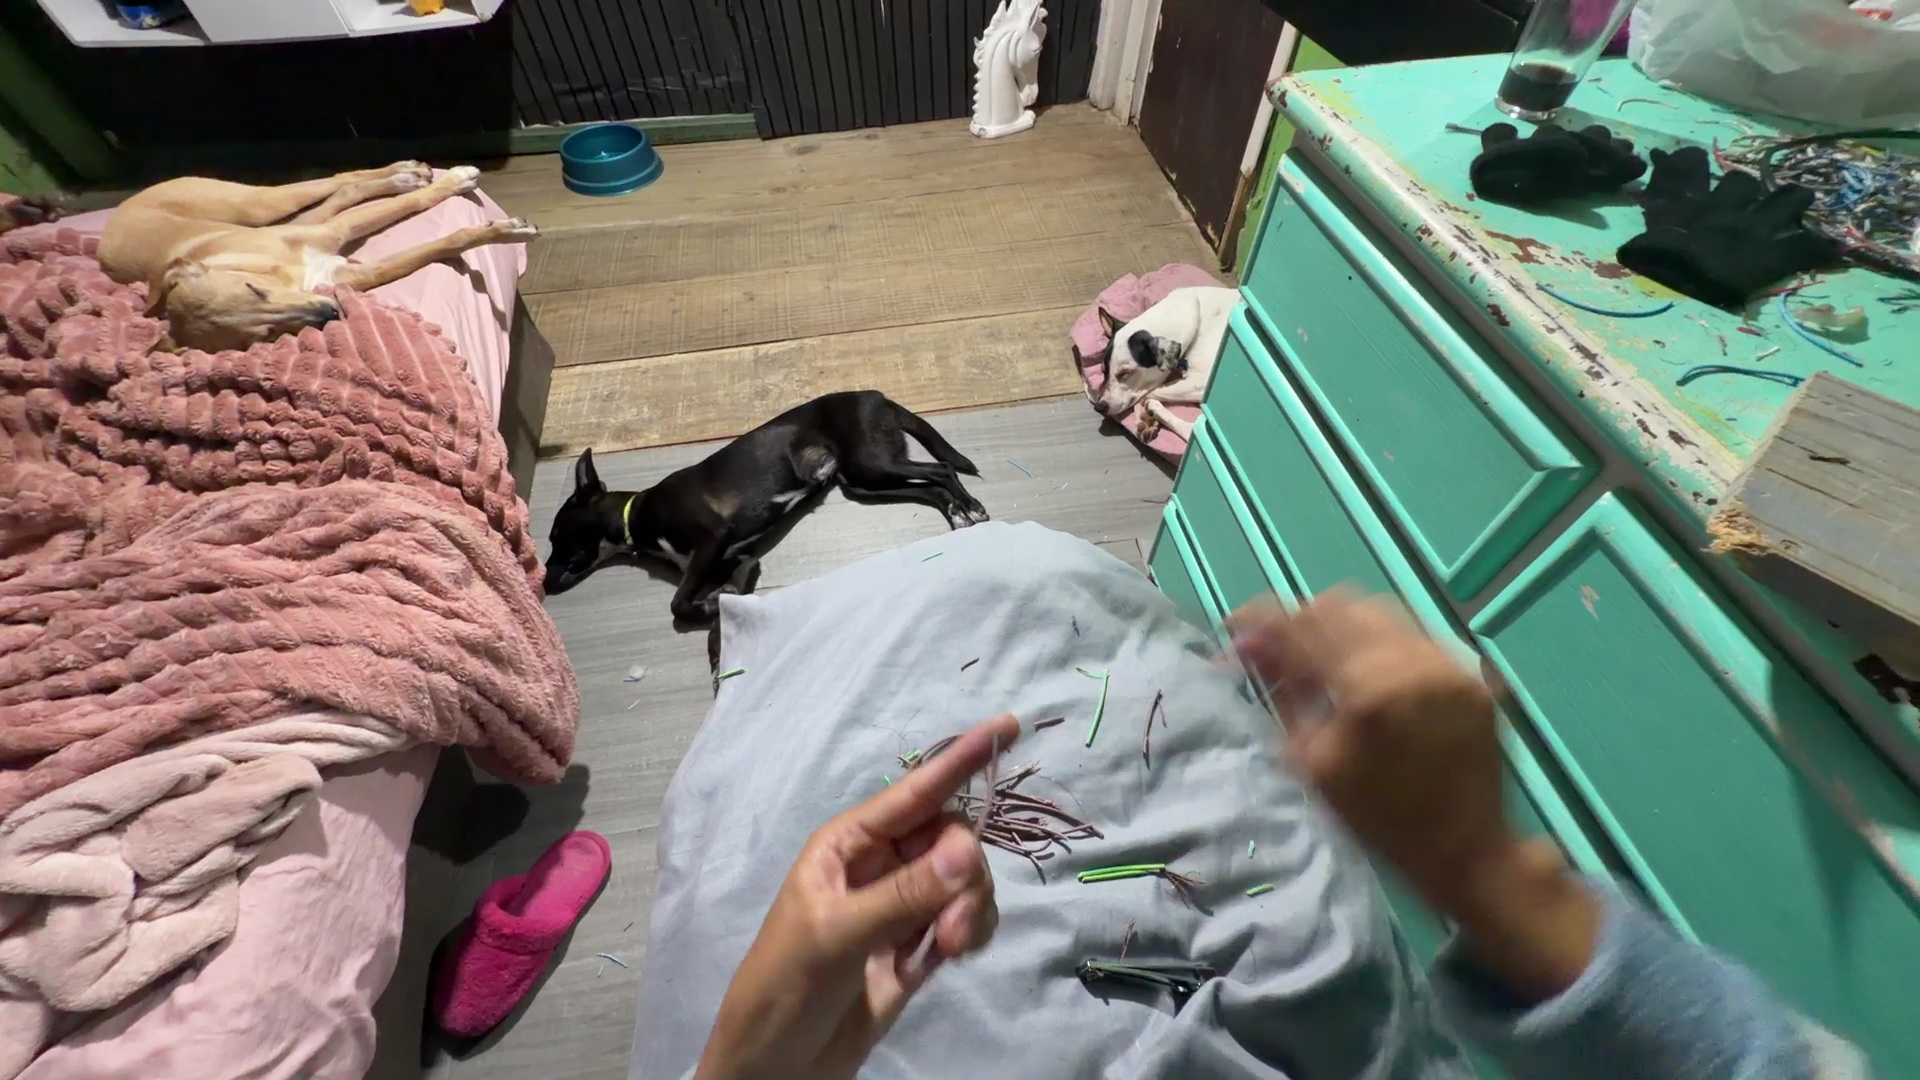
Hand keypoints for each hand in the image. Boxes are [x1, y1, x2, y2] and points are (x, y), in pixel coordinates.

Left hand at [694, 713, 1016, 1079]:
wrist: (778, 1067)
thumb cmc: (786, 985)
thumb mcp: (837, 935)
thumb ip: (904, 894)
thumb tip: (968, 852)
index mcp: (852, 841)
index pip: (916, 790)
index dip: (961, 757)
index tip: (1008, 726)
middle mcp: (884, 860)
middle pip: (952, 838)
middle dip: (964, 874)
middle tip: (953, 929)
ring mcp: (905, 900)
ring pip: (966, 877)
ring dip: (971, 907)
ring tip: (950, 949)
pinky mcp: (922, 939)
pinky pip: (967, 915)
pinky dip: (973, 928)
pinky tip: (956, 953)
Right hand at [1226, 591, 1598, 1000]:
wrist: (1467, 847)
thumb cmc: (1377, 815)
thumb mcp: (1312, 759)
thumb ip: (1284, 691)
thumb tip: (1250, 647)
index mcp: (1366, 690)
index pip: (1301, 626)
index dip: (1260, 620)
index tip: (1236, 625)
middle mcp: (1410, 663)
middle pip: (1337, 605)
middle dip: (1298, 618)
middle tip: (1278, 643)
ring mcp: (1445, 663)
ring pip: (1375, 608)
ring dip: (1337, 622)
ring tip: (1320, 650)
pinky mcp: (1467, 670)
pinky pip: (1409, 630)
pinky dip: (1374, 637)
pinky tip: (1363, 663)